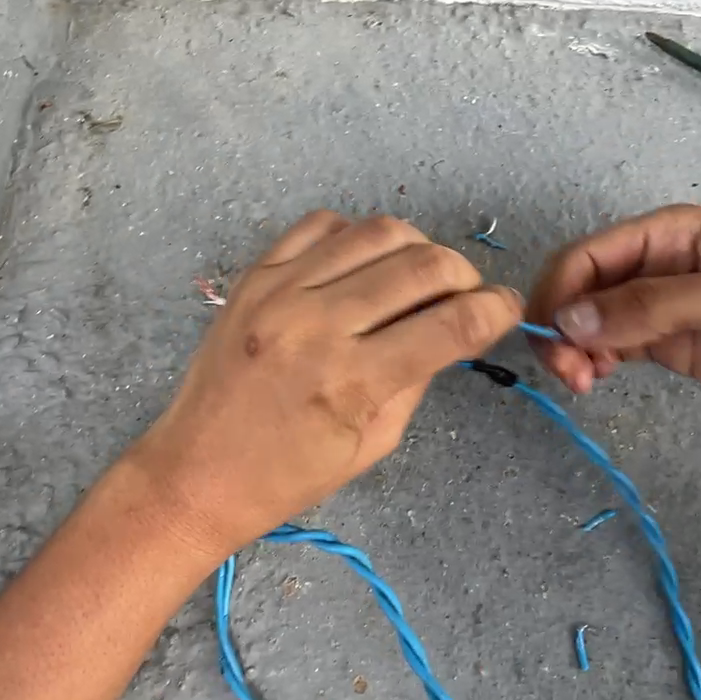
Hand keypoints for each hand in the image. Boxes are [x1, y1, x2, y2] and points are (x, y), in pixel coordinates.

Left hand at [125, 211, 521, 555]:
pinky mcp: (255, 272)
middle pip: (421, 265)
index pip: (450, 325)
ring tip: (419, 273)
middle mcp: (317, 323)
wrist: (195, 469)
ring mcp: (281, 289)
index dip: (495, 310)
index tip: (505, 308)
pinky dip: (357, 233)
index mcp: (351, 380)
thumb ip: (417, 377)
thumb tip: (453, 326)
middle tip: (466, 293)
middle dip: (463, 275)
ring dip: (417, 246)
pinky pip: (321, 223)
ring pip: (377, 231)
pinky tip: (363, 260)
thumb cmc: (288, 475)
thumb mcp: (372, 444)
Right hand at [526, 204, 700, 439]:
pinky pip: (614, 345)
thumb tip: (569, 319)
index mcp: (671, 233)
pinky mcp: (672, 346)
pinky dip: (593, 359)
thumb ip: (653, 305)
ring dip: (574, 345)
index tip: (552, 336)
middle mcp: (658, 264)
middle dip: (562, 321)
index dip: (562, 289)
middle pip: (584, 285)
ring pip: (592, 318)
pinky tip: (595, 378)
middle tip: (565, 371)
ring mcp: (664, 307)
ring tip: (580, 381)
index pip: (592, 253)